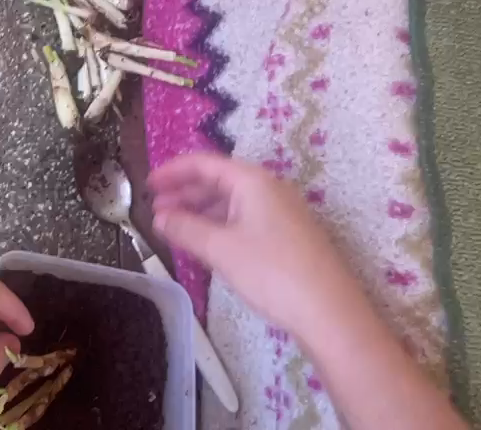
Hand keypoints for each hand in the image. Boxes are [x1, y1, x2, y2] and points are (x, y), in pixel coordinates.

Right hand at [148, 151, 349, 333]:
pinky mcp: (289, 235)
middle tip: (156, 210)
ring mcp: (282, 212)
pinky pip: (244, 218)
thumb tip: (159, 217)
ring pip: (231, 201)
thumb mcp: (221, 249)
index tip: (147, 186)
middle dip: (184, 193)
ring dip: (200, 211)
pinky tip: (207, 244)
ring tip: (175, 228)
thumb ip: (186, 228)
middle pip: (218, 180)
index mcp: (252, 180)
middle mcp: (268, 188)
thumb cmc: (273, 273)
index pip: (203, 162)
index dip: (172, 171)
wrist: (333, 316)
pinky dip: (219, 224)